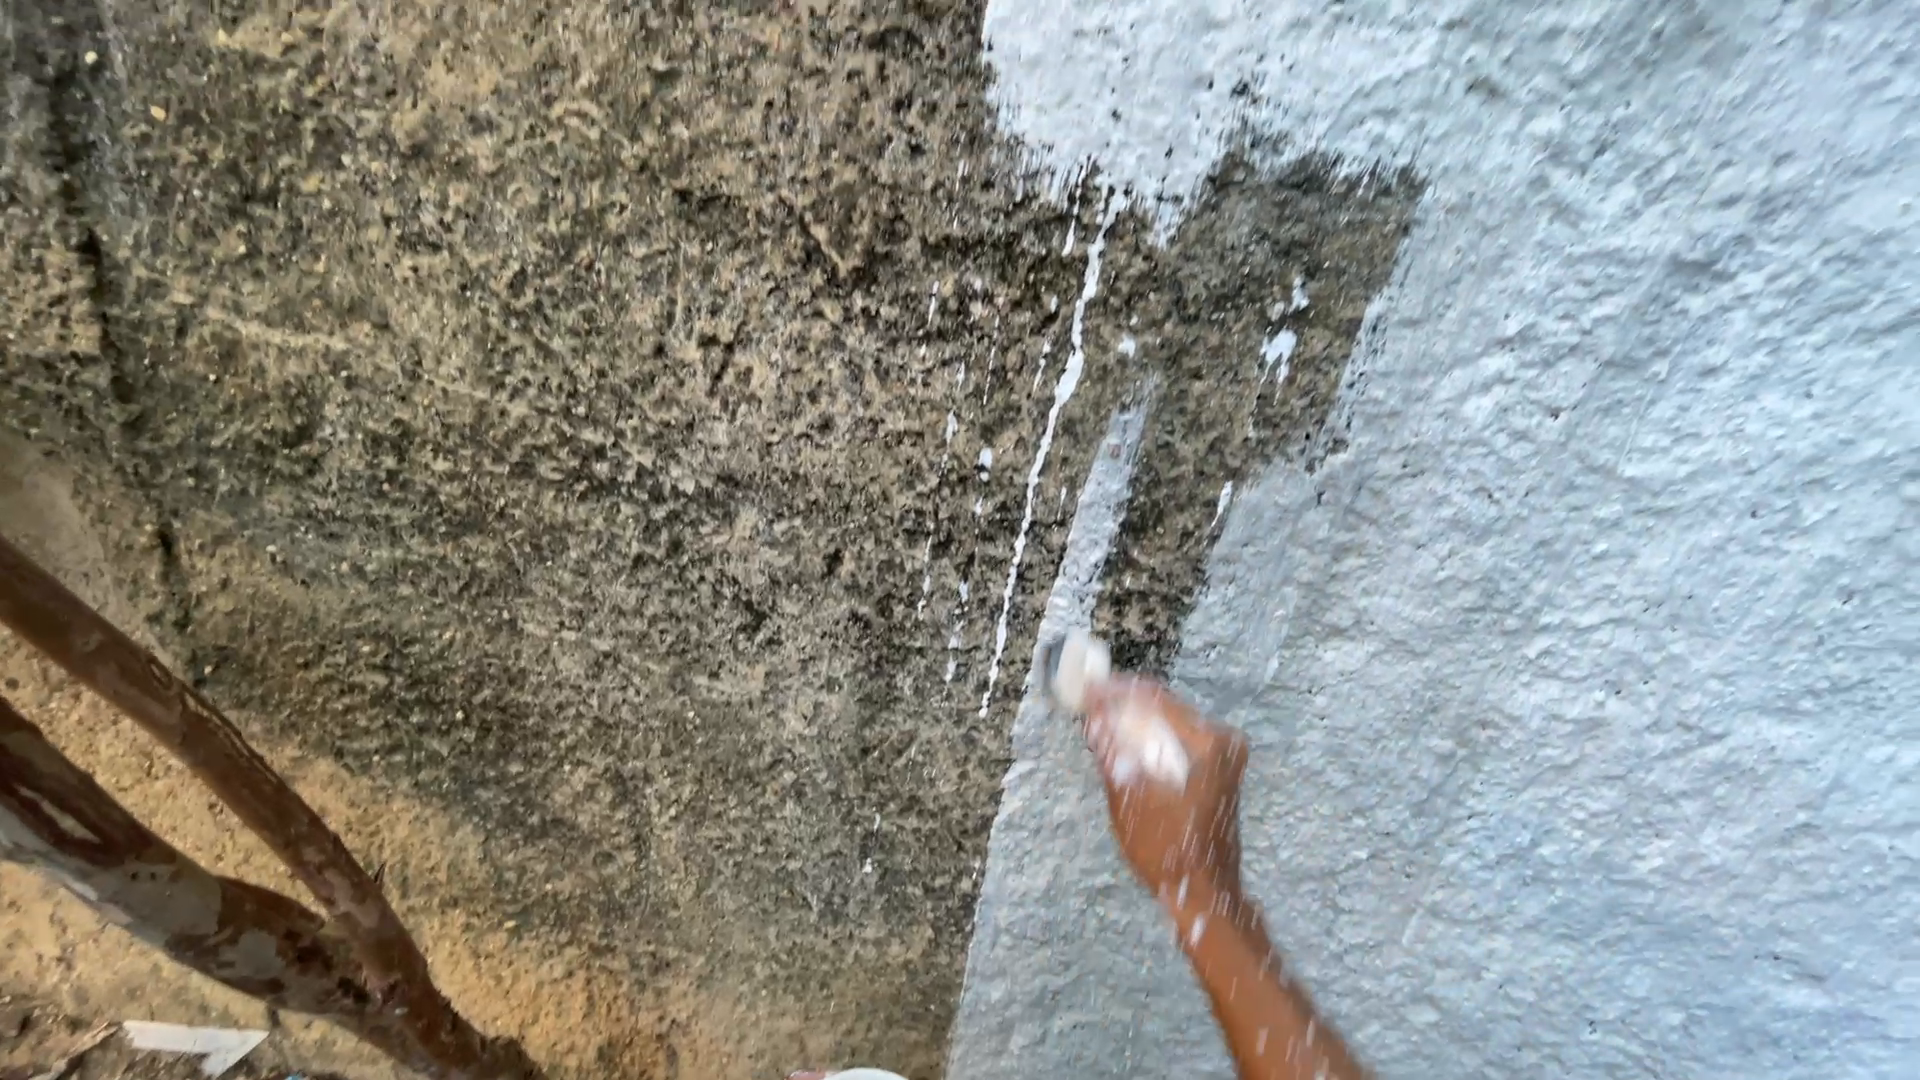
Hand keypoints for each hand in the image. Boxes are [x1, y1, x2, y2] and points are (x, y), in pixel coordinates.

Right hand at [1081, 676, 1249, 904]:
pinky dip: (1151, 736)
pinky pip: (1178, 737)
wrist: (1203, 893)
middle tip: (1089, 702)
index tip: (1086, 688)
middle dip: (1124, 703)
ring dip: (1135, 719)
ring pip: (1170, 720)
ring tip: (1100, 719)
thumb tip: (1093, 715)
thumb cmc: (1166, 849)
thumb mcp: (1128, 796)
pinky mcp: (1220, 766)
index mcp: (1207, 741)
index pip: (1154, 698)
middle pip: (1164, 706)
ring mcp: (1225, 753)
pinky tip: (1124, 739)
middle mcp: (1223, 739)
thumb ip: (1111, 749)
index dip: (1115, 691)